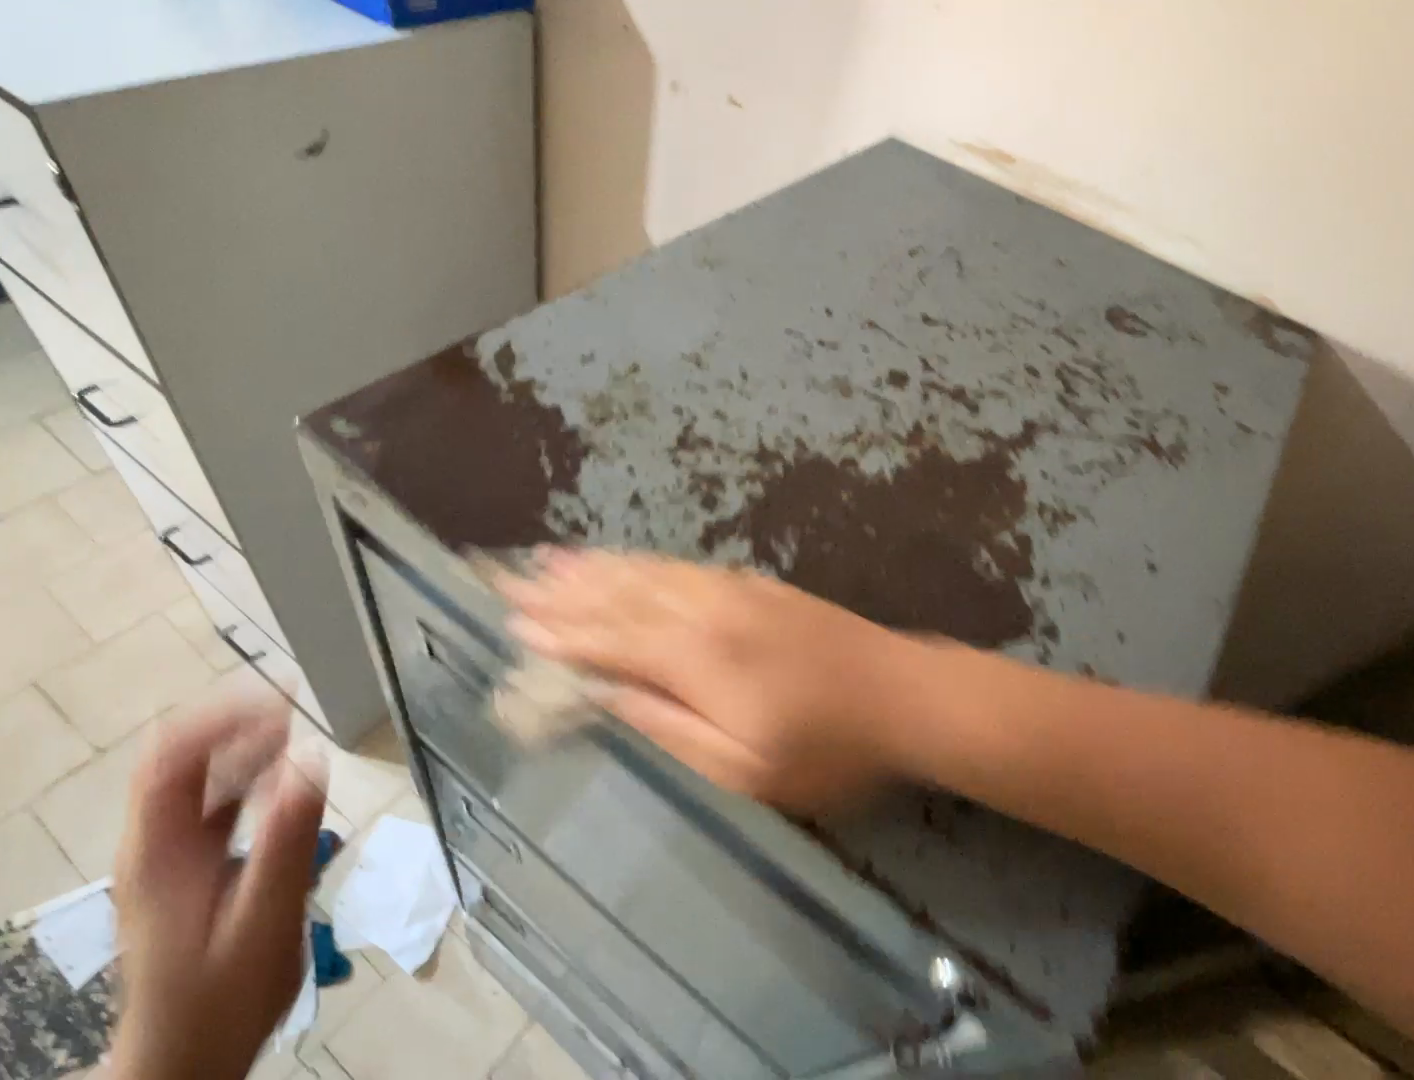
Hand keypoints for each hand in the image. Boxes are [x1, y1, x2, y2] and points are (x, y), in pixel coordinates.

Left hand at [109, 694, 327, 1079]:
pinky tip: (280, 780)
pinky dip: (243, 781)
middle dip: (233, 723)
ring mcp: (166, 859)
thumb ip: (286, 841)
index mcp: (160, 852)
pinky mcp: (185, 872)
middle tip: (291, 704)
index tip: (277, 696)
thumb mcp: (263, 919)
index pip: (171, 757)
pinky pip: (209, 807)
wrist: (184, 1059)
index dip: (219, 716)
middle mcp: (154, 845)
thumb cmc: (223, 997)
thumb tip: (311, 762)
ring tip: (292, 729)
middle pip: (179, 760)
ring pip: (195, 781)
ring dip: (240, 749)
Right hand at [497, 549, 927, 810]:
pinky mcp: (751, 585)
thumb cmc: (825, 749)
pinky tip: (623, 561)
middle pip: (619, 596)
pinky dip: (640, 563)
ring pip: (645, 574)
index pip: (609, 640)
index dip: (560, 633)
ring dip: (594, 568)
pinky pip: (679, 568)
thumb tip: (605, 693)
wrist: (904, 695)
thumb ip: (667, 724)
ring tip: (548, 559)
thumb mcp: (742, 765)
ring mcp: (730, 591)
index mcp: (694, 657)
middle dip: (561, 590)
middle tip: (509, 577)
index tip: (513, 623)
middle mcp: (703, 611)